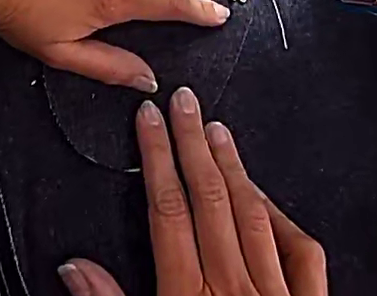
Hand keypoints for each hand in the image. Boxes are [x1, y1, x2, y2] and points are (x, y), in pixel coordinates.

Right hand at [58, 88, 328, 295]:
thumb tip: (74, 266)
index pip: (168, 208)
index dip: (156, 155)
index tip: (149, 117)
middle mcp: (235, 294)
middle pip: (209, 198)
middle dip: (192, 142)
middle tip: (183, 100)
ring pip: (253, 213)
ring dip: (233, 166)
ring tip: (216, 128)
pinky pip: (302, 253)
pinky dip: (283, 218)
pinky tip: (266, 196)